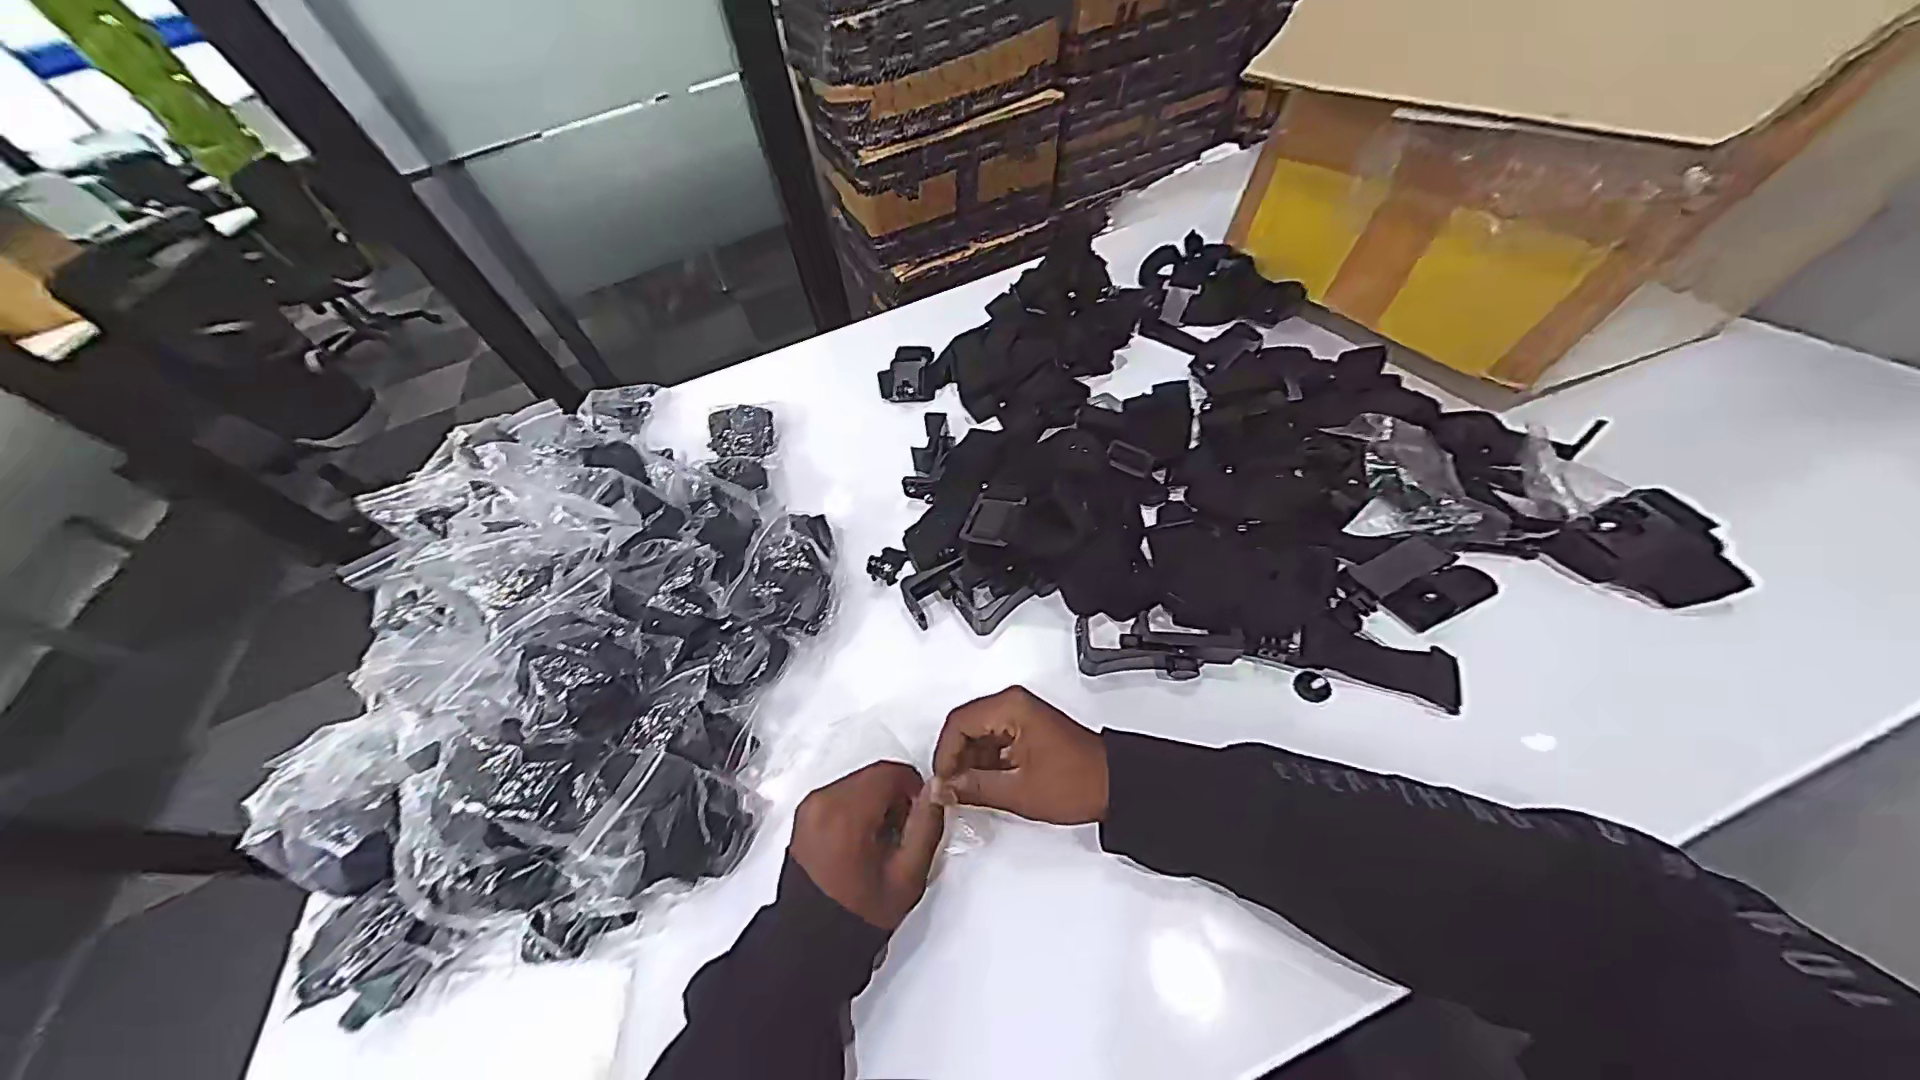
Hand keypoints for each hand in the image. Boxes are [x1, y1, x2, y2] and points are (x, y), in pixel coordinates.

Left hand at [789, 762, 943, 929]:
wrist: (809, 944)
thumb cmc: (856, 917)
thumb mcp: (907, 875)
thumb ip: (927, 825)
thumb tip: (936, 788)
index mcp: (846, 813)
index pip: (891, 773)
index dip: (913, 788)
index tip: (920, 812)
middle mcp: (822, 802)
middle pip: (873, 776)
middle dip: (895, 796)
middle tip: (902, 833)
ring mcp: (809, 808)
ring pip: (858, 783)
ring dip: (876, 801)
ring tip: (882, 843)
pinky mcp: (804, 816)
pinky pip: (840, 795)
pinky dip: (857, 808)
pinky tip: (862, 843)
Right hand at [932, 686, 1108, 824]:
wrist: (1115, 785)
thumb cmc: (1080, 780)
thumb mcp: (1017, 791)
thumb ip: (973, 788)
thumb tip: (944, 788)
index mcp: (1011, 707)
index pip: (958, 723)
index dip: (945, 755)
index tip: (942, 780)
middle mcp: (1014, 704)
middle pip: (966, 726)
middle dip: (956, 759)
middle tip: (951, 789)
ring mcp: (1021, 715)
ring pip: (978, 735)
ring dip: (971, 763)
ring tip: (970, 791)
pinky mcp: (1027, 728)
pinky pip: (994, 741)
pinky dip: (986, 763)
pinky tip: (987, 786)